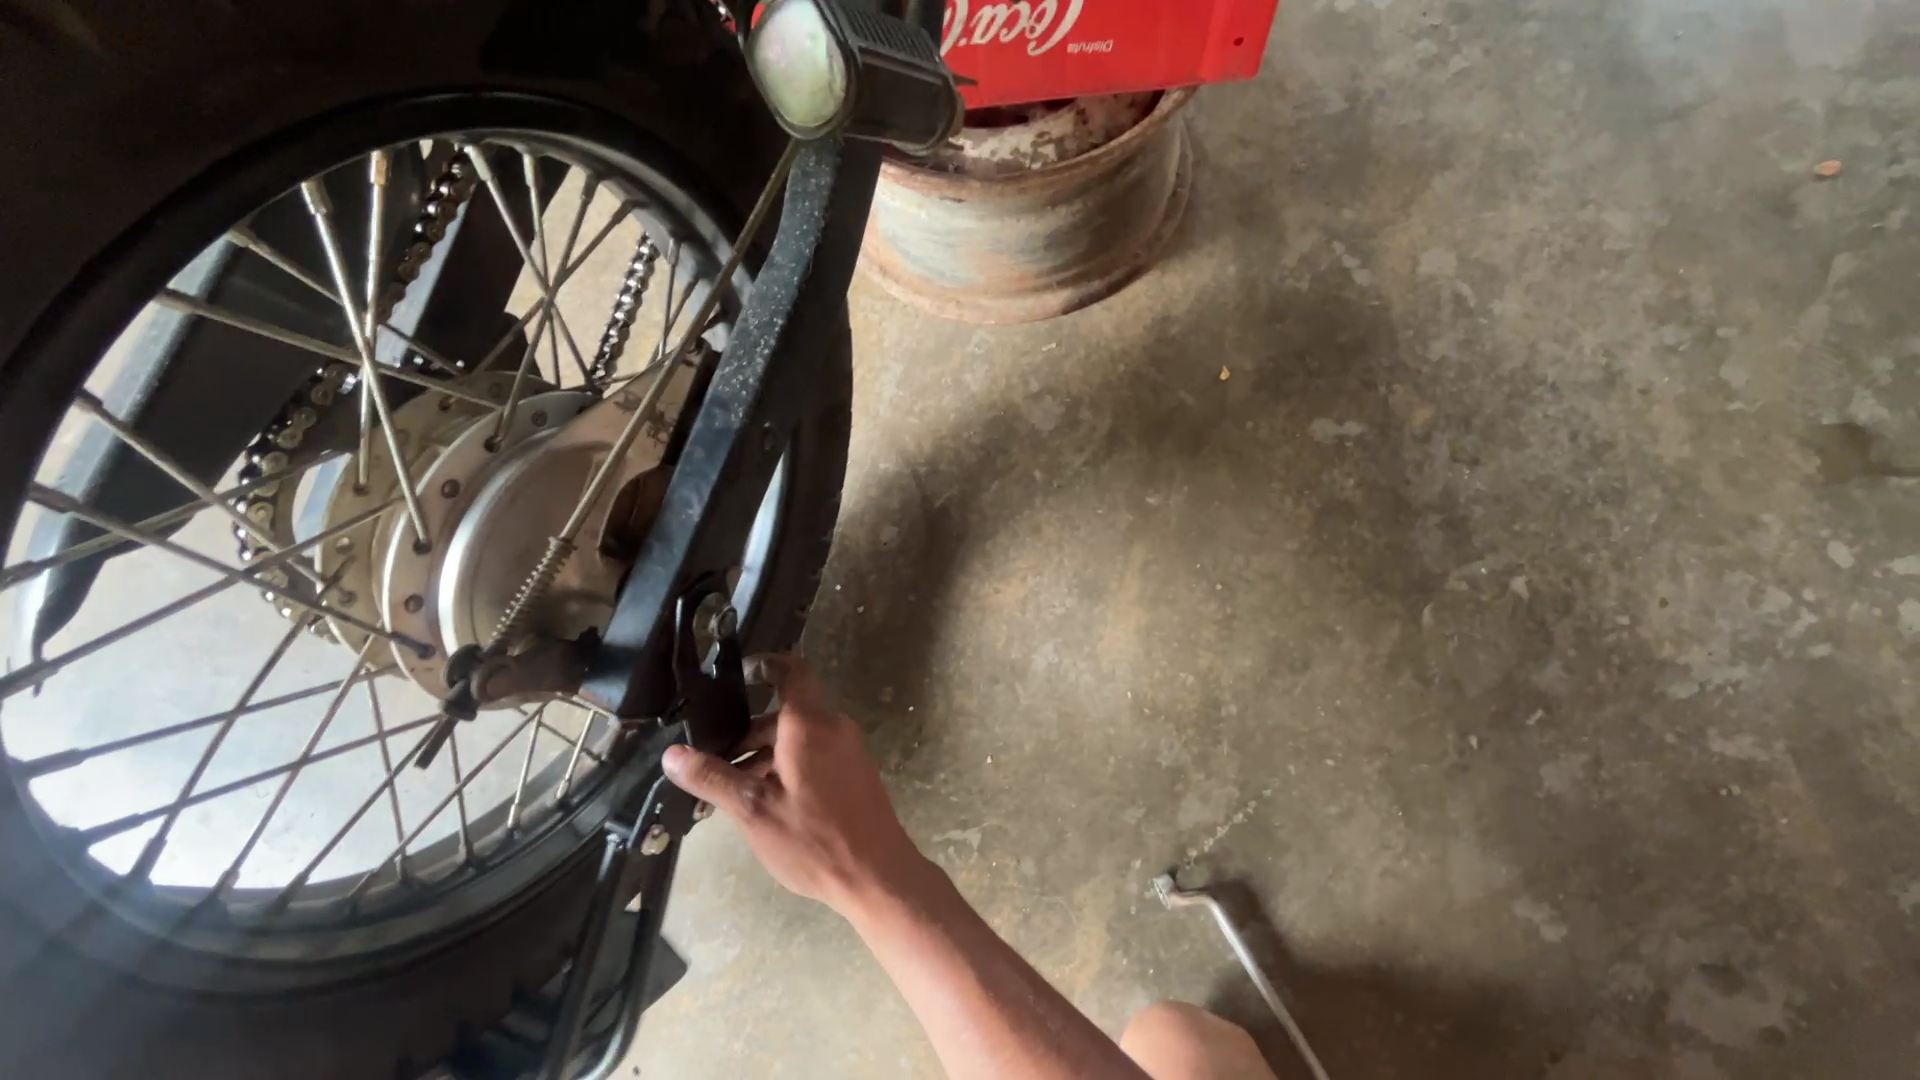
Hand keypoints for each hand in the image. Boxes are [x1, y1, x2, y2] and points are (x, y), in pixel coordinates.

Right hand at [662, 654, 930, 917]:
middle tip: (713, 755)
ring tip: (732, 786)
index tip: (739, 673)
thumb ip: (713, 778)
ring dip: (766, 752)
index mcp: (810, 724)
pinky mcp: (855, 772)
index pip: (792, 671)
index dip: (766, 665)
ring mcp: (849, 750)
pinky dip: (787, 763)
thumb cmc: (813, 839)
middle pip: (788, 711)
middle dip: (749, 729)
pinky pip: (816, 753)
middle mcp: (834, 727)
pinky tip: (765, 800)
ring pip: (800, 736)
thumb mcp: (754, 811)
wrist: (877, 875)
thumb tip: (672, 754)